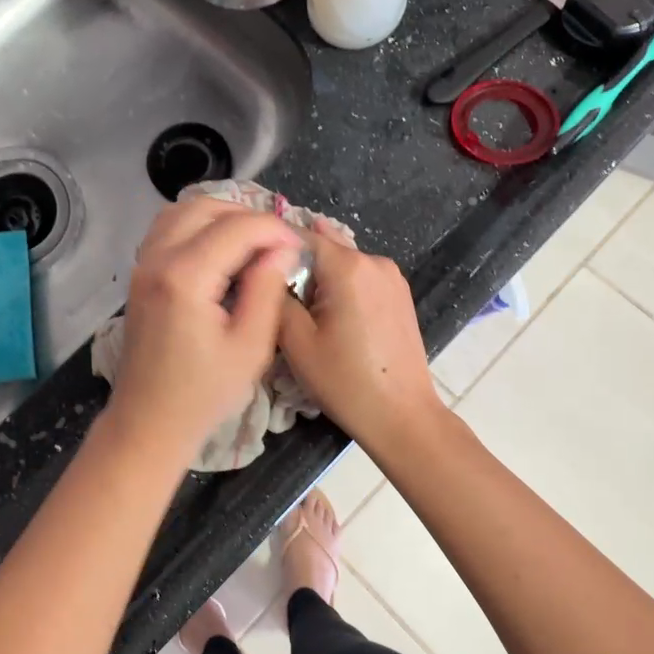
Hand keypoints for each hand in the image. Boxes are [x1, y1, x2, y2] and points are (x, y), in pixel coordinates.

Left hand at [104, 198, 302, 465]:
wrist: (148, 421)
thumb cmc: (203, 394)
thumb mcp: (250, 347)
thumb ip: (266, 289)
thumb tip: (282, 249)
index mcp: (185, 276)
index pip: (235, 227)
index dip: (273, 229)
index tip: (298, 246)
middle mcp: (157, 259)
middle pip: (205, 207)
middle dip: (247, 215)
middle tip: (277, 242)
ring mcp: (143, 264)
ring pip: (182, 211)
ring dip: (220, 216)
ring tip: (253, 242)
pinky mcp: (140, 274)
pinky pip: (167, 229)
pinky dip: (196, 226)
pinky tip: (221, 251)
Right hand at [278, 232, 443, 442]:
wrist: (403, 418)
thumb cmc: (345, 381)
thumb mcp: (295, 340)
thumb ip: (275, 294)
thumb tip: (263, 269)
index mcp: (347, 266)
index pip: (298, 235)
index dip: (270, 248)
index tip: (250, 266)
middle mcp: (373, 260)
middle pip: (321, 246)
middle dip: (295, 264)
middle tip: (272, 292)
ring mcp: (392, 276)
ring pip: (340, 262)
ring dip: (317, 277)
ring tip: (299, 307)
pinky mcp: (399, 294)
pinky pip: (358, 277)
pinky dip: (338, 286)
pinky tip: (327, 313)